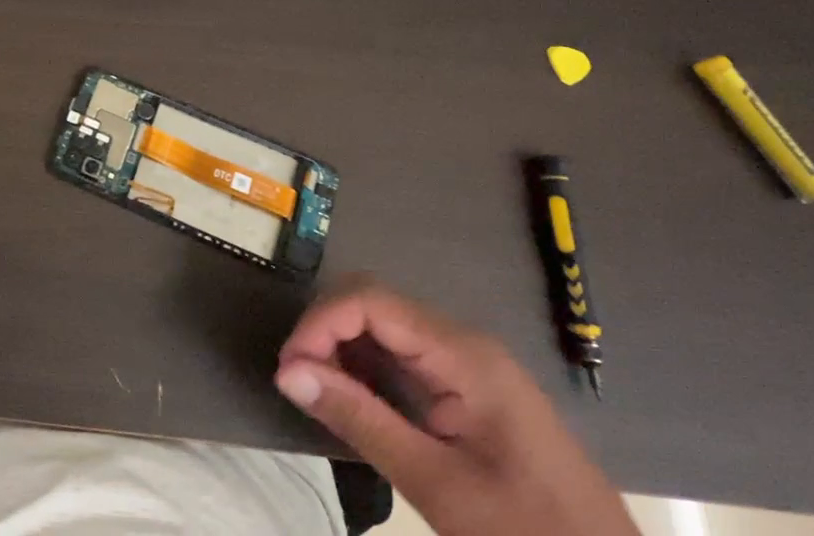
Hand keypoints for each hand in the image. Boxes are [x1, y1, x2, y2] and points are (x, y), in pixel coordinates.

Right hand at [276, 279, 637, 535]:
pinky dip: (366, 368)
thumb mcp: (435, 483)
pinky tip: (353, 402)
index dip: (318, 324)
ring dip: (341, 350)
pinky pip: (404, 355)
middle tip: (298, 384)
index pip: (369, 300)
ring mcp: (470, 365)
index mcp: (464, 355)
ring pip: (385, 328)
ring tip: (318, 396)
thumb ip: (359, 420)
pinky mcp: (470, 388)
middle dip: (324, 333)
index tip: (290, 372)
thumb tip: (287, 372)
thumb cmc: (526, 531)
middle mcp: (466, 345)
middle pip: (374, 305)